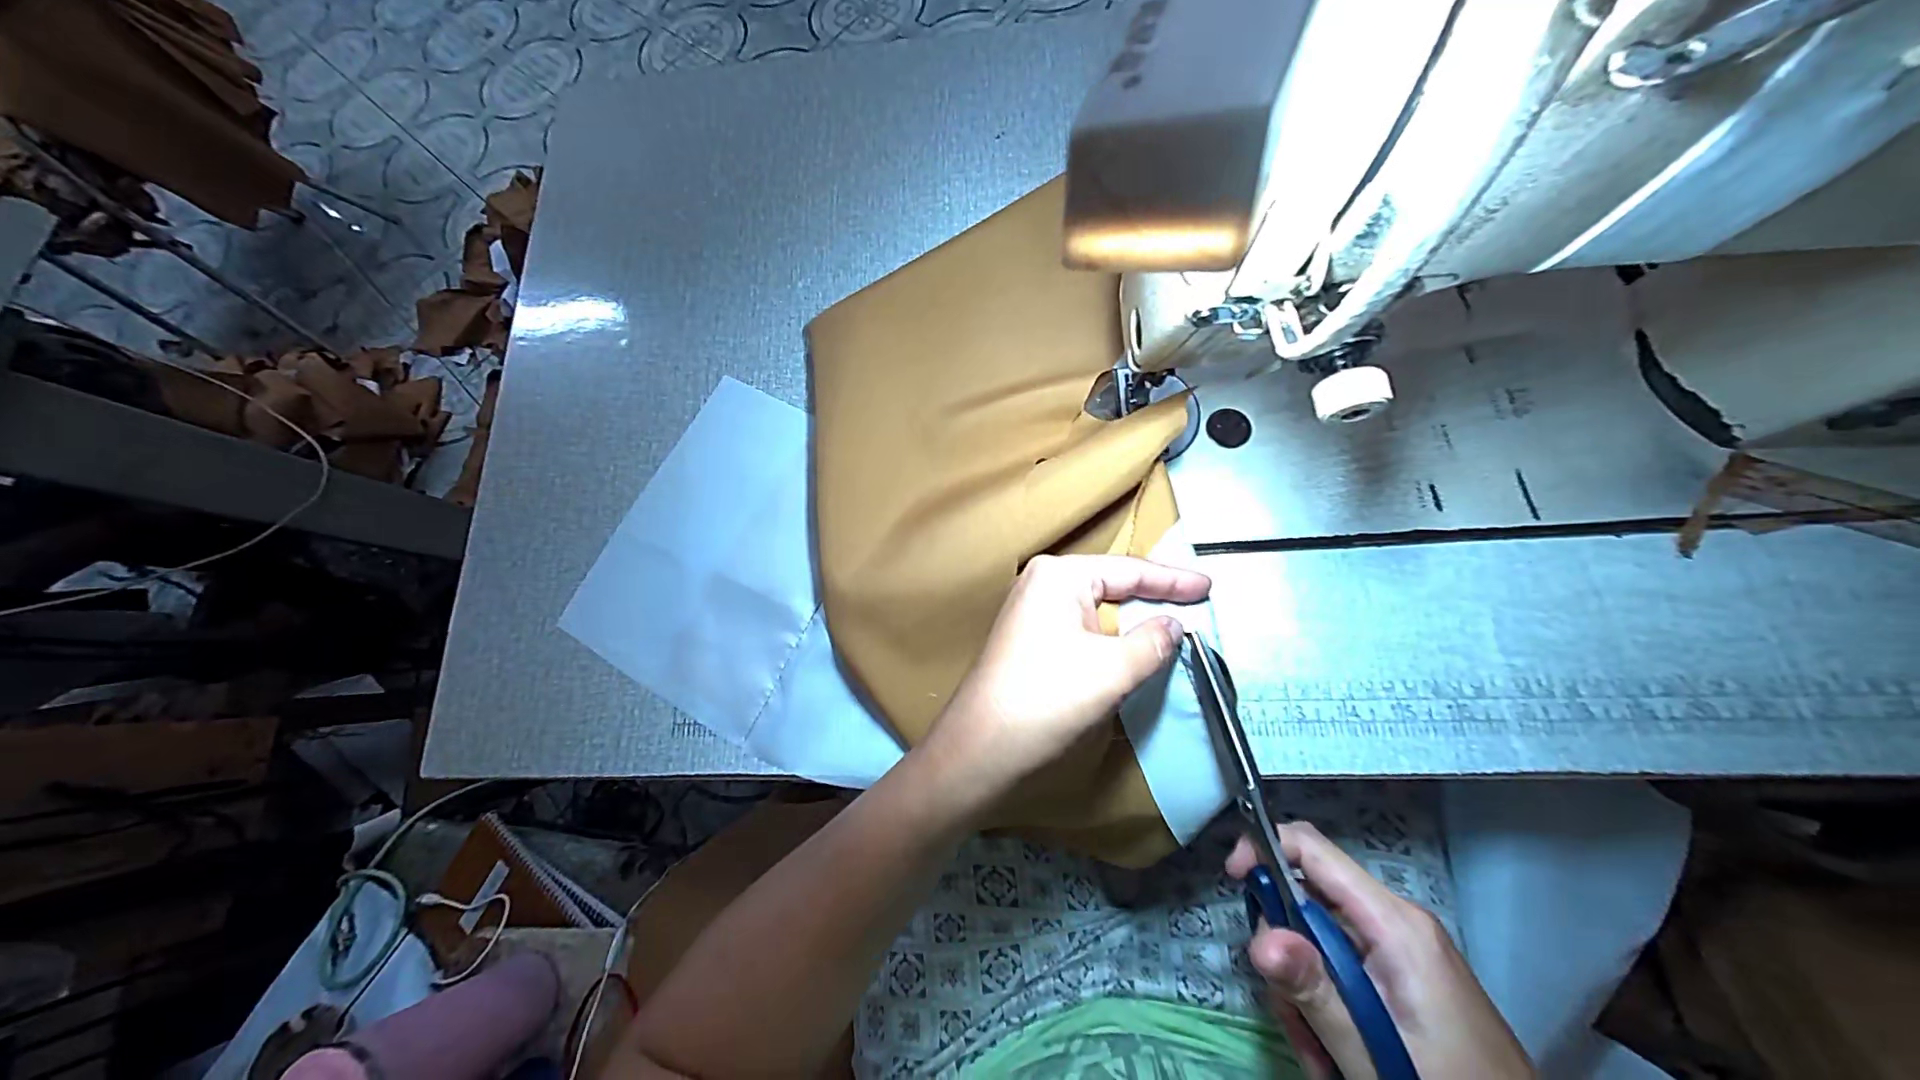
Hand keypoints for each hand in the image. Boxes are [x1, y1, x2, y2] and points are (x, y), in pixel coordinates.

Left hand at [920, 554, 1209, 811]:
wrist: (980, 749)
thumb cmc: (1046, 699)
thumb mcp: (1113, 670)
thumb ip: (1154, 642)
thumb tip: (1174, 625)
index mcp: (1059, 576)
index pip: (1129, 570)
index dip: (1173, 580)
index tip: (1209, 586)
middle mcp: (1042, 584)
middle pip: (1113, 586)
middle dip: (1154, 597)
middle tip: (1197, 603)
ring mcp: (1032, 612)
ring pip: (1099, 611)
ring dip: (1134, 622)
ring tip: (1175, 625)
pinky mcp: (1030, 641)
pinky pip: (1084, 631)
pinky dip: (1114, 640)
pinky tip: (1134, 650)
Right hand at [1228, 823, 1534, 1079]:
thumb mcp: (1374, 1051)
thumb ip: (1316, 993)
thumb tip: (1259, 936)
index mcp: (1394, 923)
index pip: (1311, 847)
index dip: (1263, 848)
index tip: (1234, 882)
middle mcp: (1395, 922)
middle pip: (1305, 901)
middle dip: (1284, 954)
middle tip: (1292, 1019)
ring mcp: (1400, 949)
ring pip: (1316, 941)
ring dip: (1303, 992)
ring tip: (1322, 1054)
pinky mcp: (1402, 974)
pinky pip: (1340, 966)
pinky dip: (1326, 1003)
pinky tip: (1338, 1051)